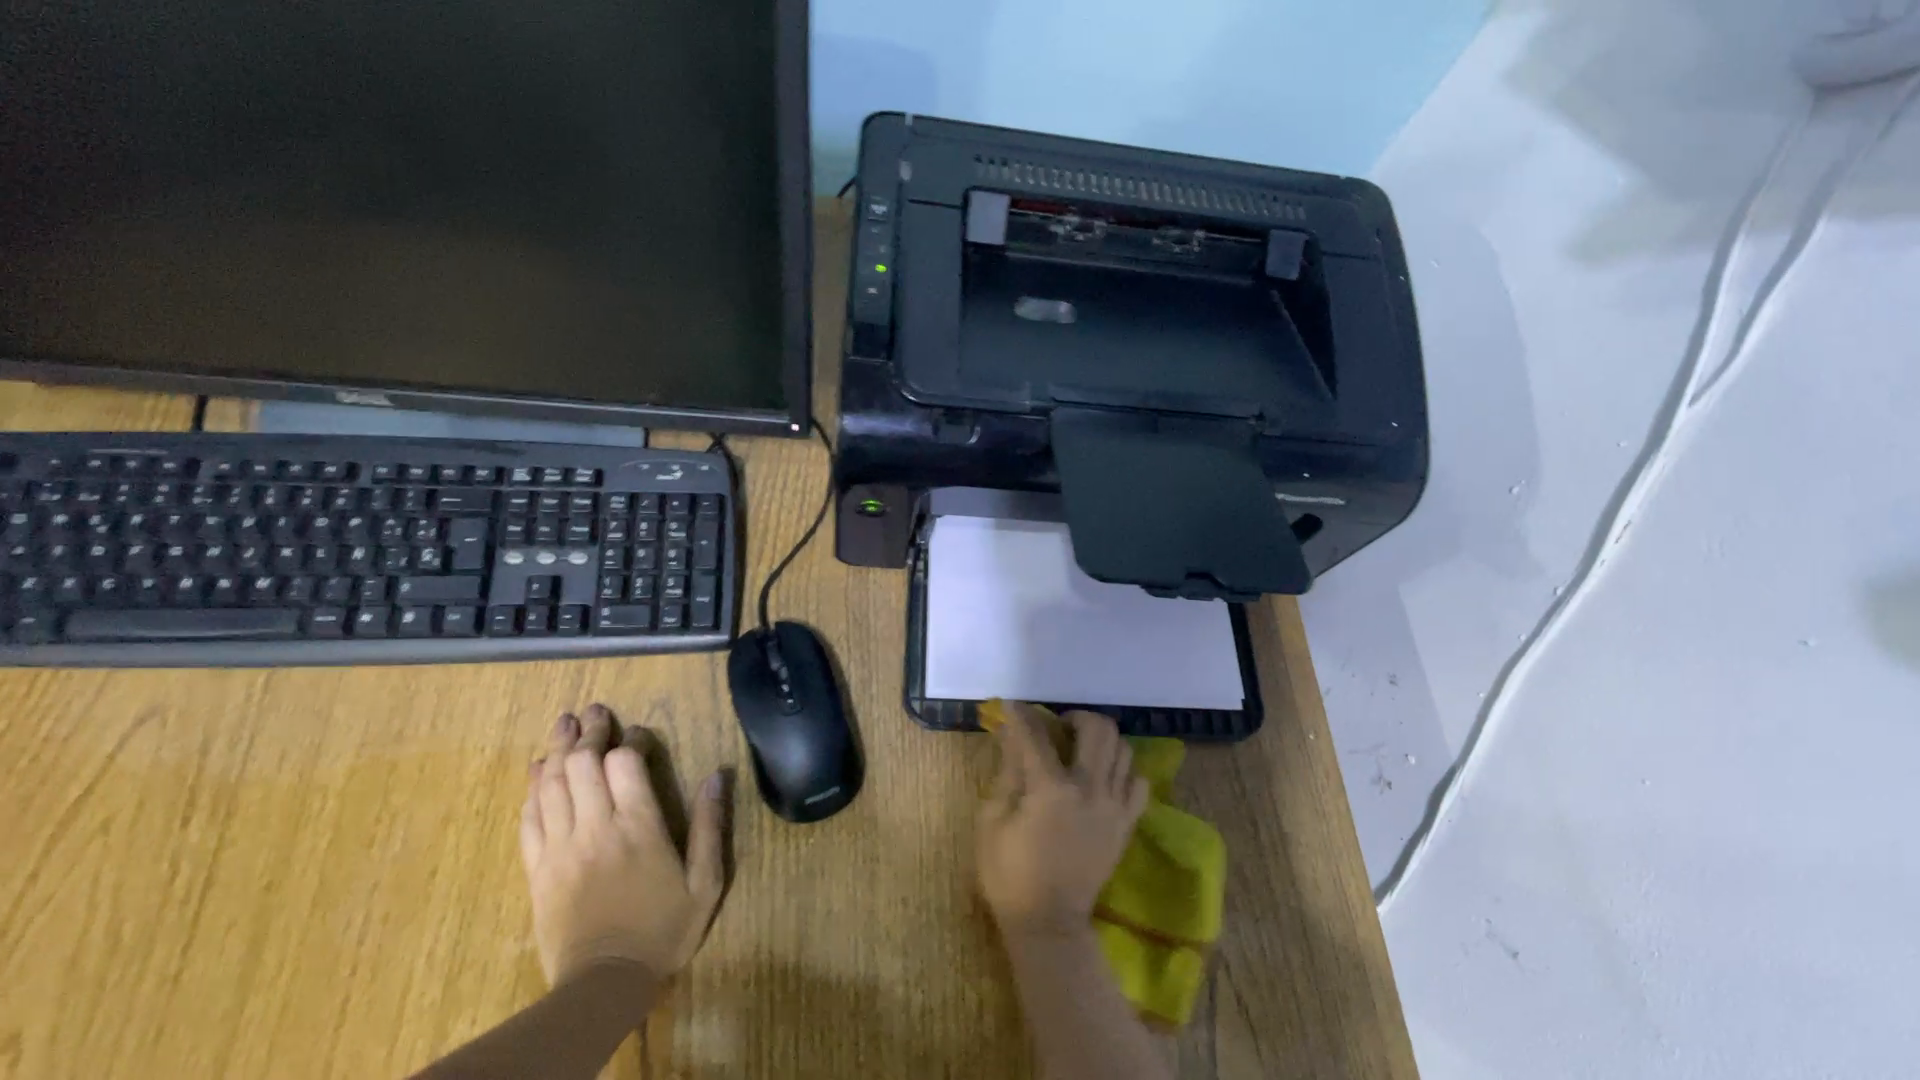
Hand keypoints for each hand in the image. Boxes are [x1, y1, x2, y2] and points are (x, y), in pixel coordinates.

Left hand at [519, 704, 726, 986]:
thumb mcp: (705, 883)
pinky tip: (539, 770)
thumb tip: (717, 777)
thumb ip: (709, 826)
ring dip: (558, 748)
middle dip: (589, 731)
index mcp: (639, 827)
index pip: (624, 763)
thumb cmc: (663, 930)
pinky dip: (533, 787)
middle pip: (583, 763)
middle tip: (595, 712)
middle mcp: (596, 827)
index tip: (637, 735)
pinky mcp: (537, 867)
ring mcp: (560, 846)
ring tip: (565, 724)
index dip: (630, 741)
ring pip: (552, 783)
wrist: (604, 982)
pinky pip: (529, 817)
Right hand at [977, 705, 1149, 937]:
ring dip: (1101, 740)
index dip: (1021, 715)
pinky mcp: (1126, 824)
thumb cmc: (1009, 874)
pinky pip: (1138, 782)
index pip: (1036, 735)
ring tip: (1081, 750)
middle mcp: (1089, 789)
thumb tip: (1010, 736)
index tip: (1012, 706)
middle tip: (1058, 728)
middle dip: (1074, 717)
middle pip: (1097, 729)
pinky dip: (1123, 771)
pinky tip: (1103, 778)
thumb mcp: (992, 821)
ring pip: (1123, 750)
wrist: (1048, 923)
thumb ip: (1007, 773)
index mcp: (1050, 789)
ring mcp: (1114, 806)